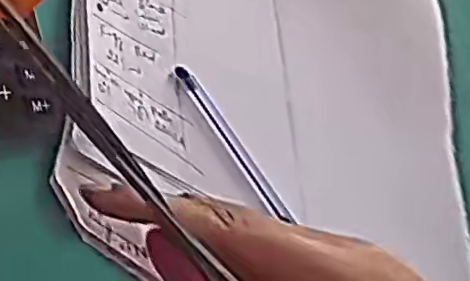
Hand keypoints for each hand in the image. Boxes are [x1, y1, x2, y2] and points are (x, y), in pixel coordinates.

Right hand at [81, 185, 422, 280]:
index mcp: (341, 260)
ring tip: (182, 265)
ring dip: (214, 257)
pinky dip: (248, 268)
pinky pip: (287, 259)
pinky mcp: (369, 274)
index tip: (100, 198)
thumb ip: (219, 278)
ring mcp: (367, 265)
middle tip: (135, 238)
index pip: (216, 215)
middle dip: (179, 234)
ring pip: (258, 242)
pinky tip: (229, 275)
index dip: (146, 204)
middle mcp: (354, 253)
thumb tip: (158, 246)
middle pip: (233, 222)